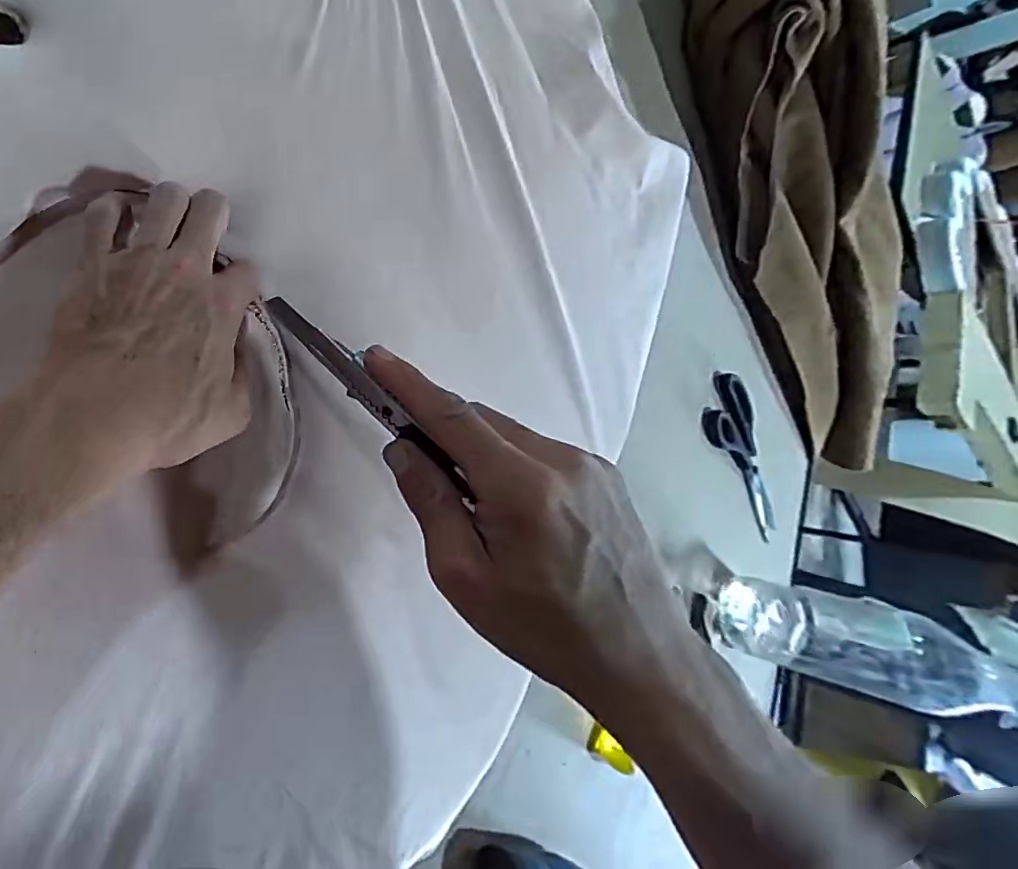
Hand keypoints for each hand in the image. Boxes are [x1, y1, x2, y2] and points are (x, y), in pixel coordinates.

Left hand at [37, 182, 259, 481]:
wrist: (90, 419)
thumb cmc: (163, 422)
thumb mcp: (230, 412)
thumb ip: (243, 370)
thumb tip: (238, 343)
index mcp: (221, 303)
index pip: (248, 269)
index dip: (243, 281)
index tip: (233, 296)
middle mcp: (186, 268)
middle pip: (211, 209)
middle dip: (214, 216)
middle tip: (205, 235)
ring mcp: (138, 259)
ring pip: (165, 199)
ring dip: (172, 203)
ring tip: (167, 220)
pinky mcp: (94, 261)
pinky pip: (103, 214)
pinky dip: (114, 210)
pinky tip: (119, 217)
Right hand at [364, 347, 695, 703]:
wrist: (641, 661)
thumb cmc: (545, 630)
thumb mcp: (465, 578)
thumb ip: (430, 504)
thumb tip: (403, 448)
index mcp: (522, 487)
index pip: (452, 416)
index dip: (408, 384)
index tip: (376, 358)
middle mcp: (560, 460)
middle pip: (480, 421)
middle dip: (439, 427)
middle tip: (412, 455)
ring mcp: (588, 464)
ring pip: (509, 434)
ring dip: (476, 450)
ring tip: (472, 505)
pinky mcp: (603, 475)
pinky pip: (537, 450)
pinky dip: (508, 462)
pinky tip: (510, 509)